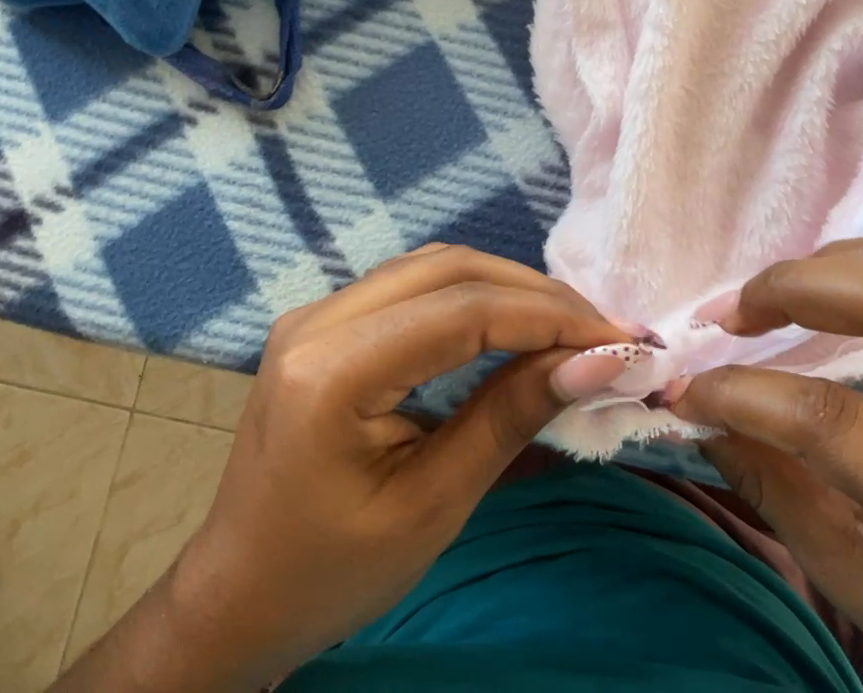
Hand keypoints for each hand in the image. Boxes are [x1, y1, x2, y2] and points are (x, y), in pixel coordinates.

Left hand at [54, 244, 628, 692]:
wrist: (241, 593)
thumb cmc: (332, 571)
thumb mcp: (432, 504)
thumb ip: (509, 417)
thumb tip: (598, 362)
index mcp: (332, 370)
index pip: (462, 310)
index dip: (550, 316)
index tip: (621, 341)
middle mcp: (316, 320)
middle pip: (449, 270)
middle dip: (536, 294)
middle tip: (604, 333)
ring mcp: (314, 316)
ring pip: (432, 269)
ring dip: (507, 290)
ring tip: (571, 329)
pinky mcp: (323, 327)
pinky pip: (411, 289)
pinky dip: (472, 300)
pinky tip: (512, 327)